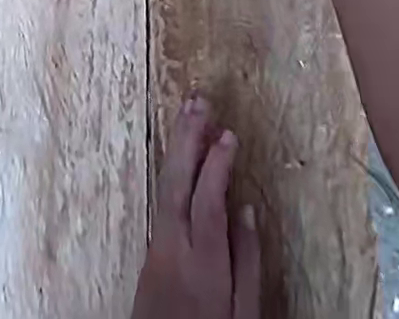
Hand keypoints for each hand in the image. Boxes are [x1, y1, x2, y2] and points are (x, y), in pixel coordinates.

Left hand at [131, 96, 259, 318]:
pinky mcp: (151, 257)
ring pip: (165, 188)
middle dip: (187, 139)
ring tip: (189, 112)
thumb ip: (247, 260)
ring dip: (178, 148)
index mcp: (203, 263)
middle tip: (197, 100)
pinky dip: (175, 171)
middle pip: (177, 184)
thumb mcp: (245, 313)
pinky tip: (184, 156)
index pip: (208, 199)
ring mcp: (157, 252)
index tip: (229, 132)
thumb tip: (247, 209)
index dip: (217, 163)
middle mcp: (174, 250)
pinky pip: (163, 202)